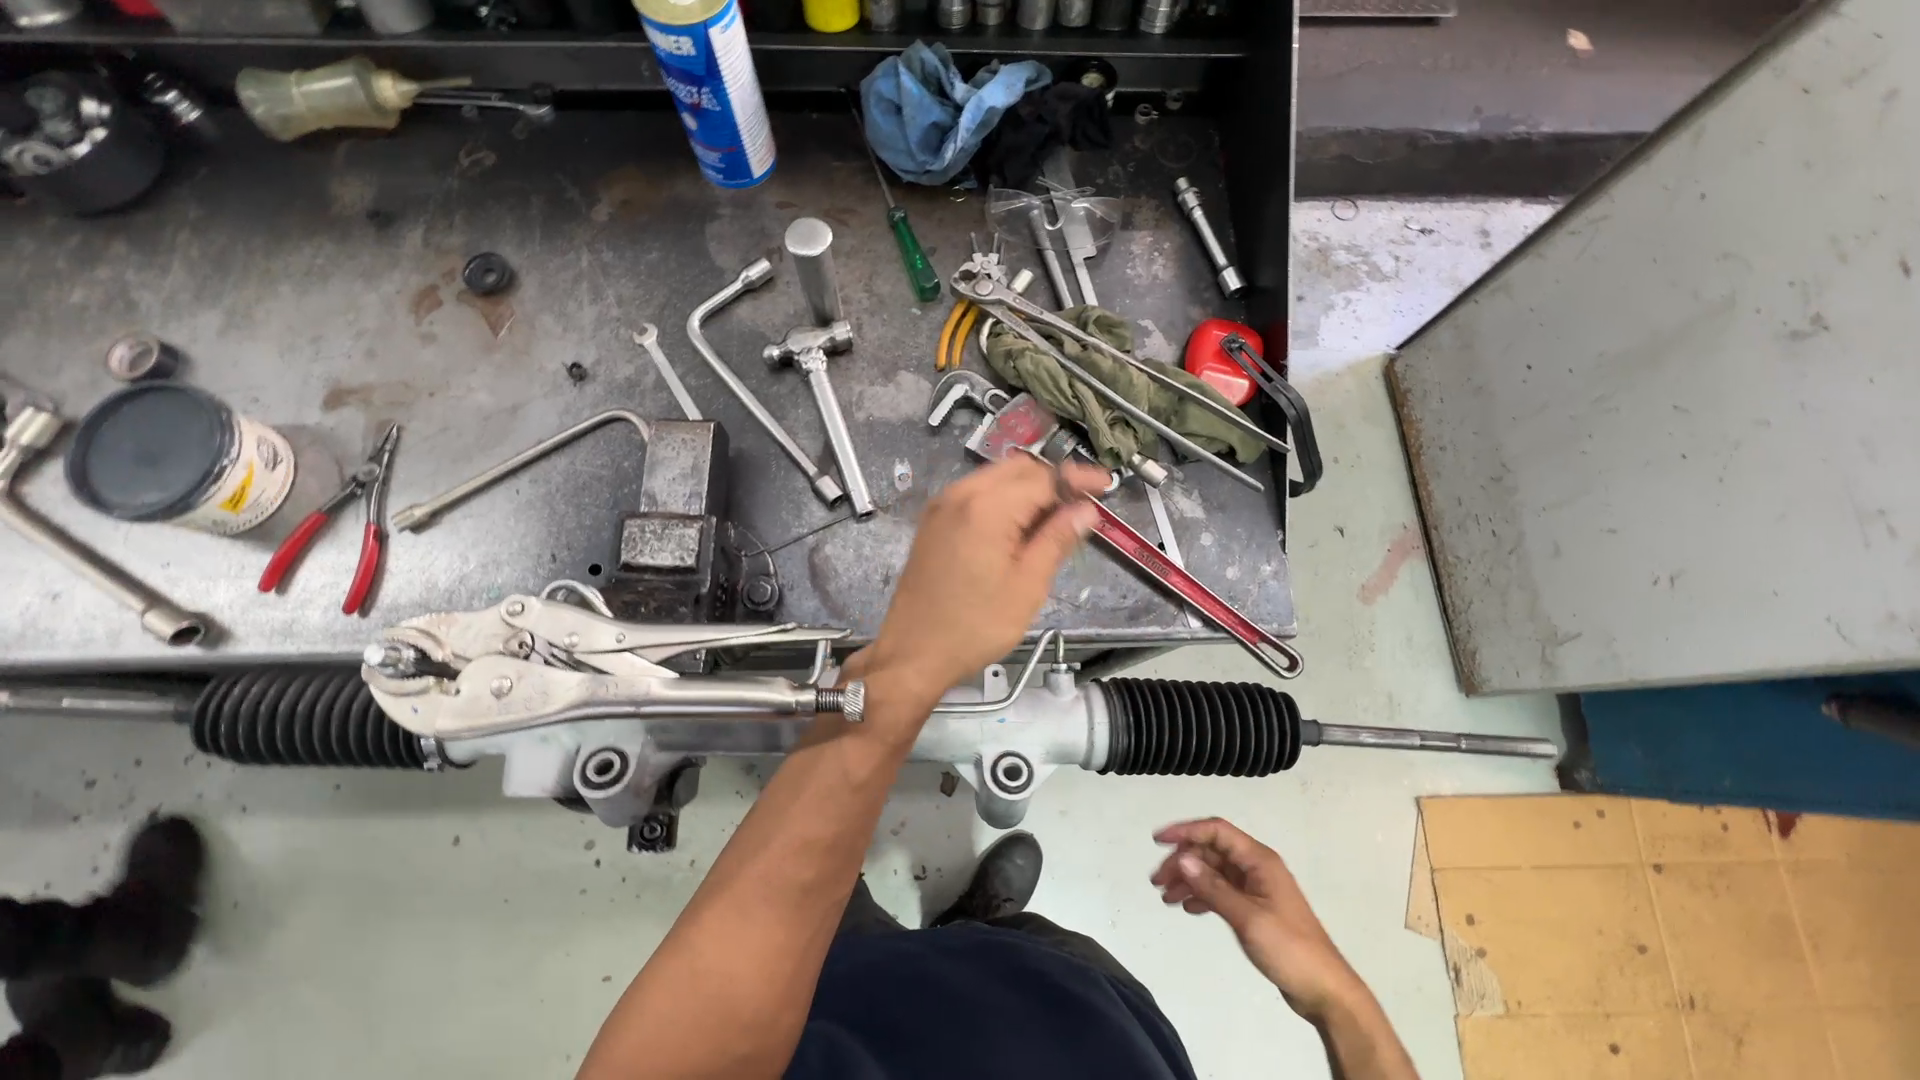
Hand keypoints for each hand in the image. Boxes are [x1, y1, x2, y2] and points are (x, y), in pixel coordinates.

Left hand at [852, 457, 1105, 719]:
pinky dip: (1004, 500)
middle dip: (1054, 480)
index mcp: (986, 508)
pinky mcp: (933, 521)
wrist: (912, 653)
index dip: (1079, 480)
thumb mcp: (1027, 586)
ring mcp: (942, 506)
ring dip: (1029, 489)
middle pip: (1018, 470)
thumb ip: (1057, 540)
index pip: (1044, 478)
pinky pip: (976, 494)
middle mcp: (960, 495)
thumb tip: (1085, 510)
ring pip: (996, 479)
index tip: (1106, 486)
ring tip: (1057, 519)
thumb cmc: (974, 627)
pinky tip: (1021, 526)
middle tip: (1083, 506)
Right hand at [1151, 818, 1365, 1022]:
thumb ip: (1213, 887)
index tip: (1158, 841)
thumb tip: (1182, 859)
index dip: (1186, 831)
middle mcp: (1257, 868)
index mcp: (1259, 861)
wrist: (1324, 989)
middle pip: (1211, 851)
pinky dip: (1202, 896)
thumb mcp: (1247, 917)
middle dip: (1182, 861)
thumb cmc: (1289, 948)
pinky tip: (1188, 908)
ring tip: (1166, 897)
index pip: (1217, 831)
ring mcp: (1256, 888)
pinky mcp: (1255, 908)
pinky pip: (1221, 891)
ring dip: (1189, 879)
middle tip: (1158, 882)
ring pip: (1214, 872)